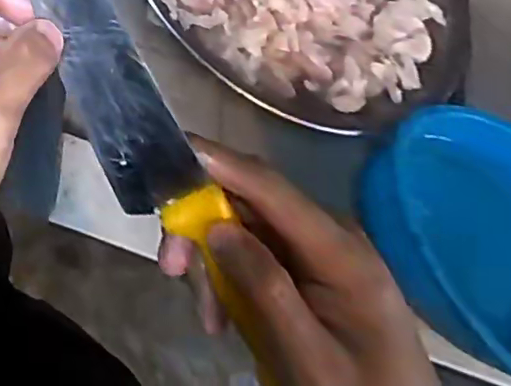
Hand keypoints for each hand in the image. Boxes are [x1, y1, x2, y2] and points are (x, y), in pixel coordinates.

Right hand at [159, 138, 435, 385]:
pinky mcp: (306, 265)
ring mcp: (316, 248)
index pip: (268, 185)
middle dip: (201, 225)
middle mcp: (328, 233)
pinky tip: (222, 314)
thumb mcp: (310, 359)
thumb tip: (215, 226)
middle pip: (246, 202)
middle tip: (170, 267)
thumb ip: (265, 290)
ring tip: (207, 314)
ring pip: (241, 225)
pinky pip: (251, 249)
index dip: (217, 160)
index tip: (170, 151)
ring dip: (211, 257)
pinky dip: (227, 273)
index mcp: (341, 250)